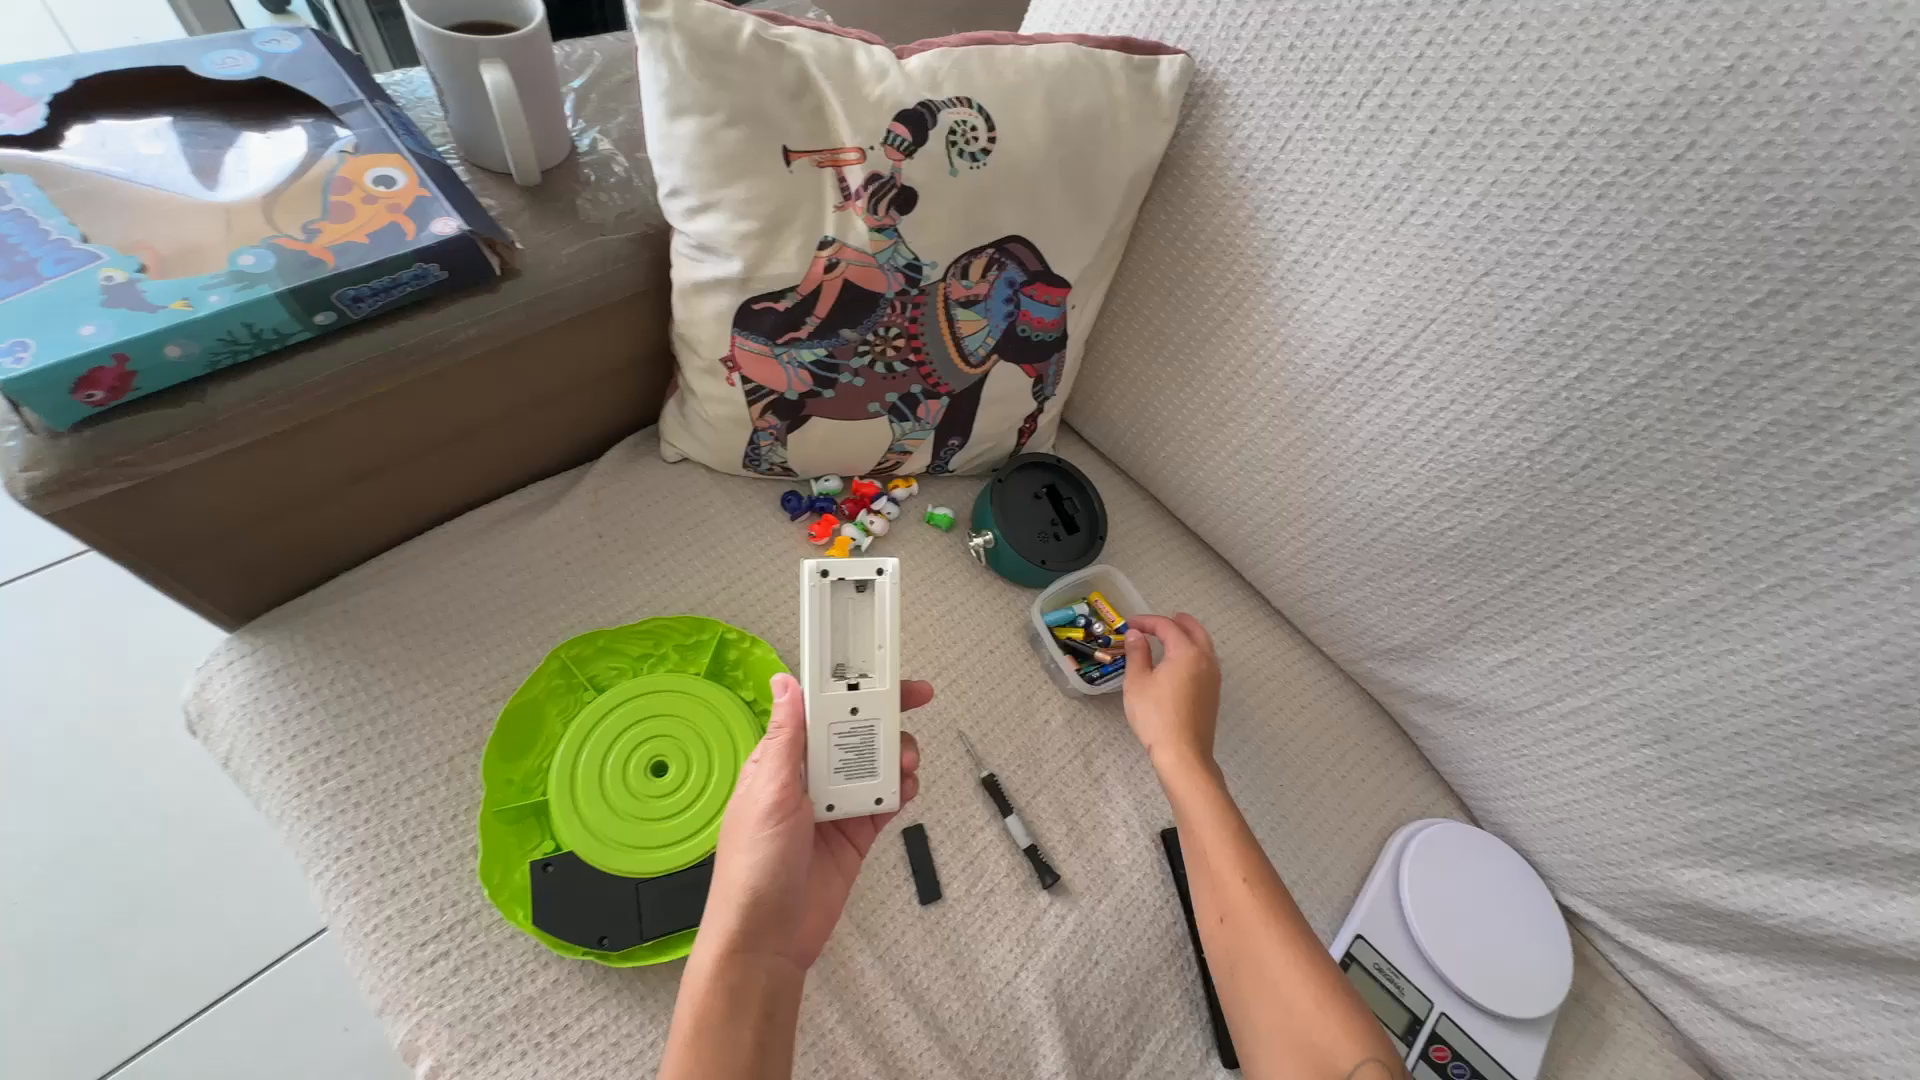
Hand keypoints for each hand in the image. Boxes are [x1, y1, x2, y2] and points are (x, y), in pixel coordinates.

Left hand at [697, 672, 928, 970]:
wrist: (768, 941)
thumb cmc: (754, 866)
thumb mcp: (768, 792)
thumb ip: (785, 737)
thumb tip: (783, 683)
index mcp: (782, 760)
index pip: (820, 710)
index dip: (849, 688)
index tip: (879, 671)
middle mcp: (811, 777)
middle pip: (855, 731)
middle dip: (885, 714)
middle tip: (916, 697)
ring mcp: (836, 804)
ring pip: (875, 763)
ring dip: (897, 753)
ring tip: (909, 759)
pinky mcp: (857, 833)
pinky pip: (886, 800)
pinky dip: (901, 789)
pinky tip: (908, 786)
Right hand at [1122, 614, 1221, 771]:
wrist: (1183, 753)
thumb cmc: (1155, 716)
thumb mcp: (1137, 682)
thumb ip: (1137, 653)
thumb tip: (1136, 635)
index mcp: (1187, 653)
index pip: (1167, 626)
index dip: (1147, 621)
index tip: (1129, 624)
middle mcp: (1206, 660)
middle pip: (1195, 630)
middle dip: (1177, 622)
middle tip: (1160, 620)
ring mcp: (1213, 677)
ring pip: (1205, 645)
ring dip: (1189, 635)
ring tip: (1172, 636)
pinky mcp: (1213, 693)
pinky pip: (1206, 660)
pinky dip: (1194, 651)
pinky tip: (1181, 661)